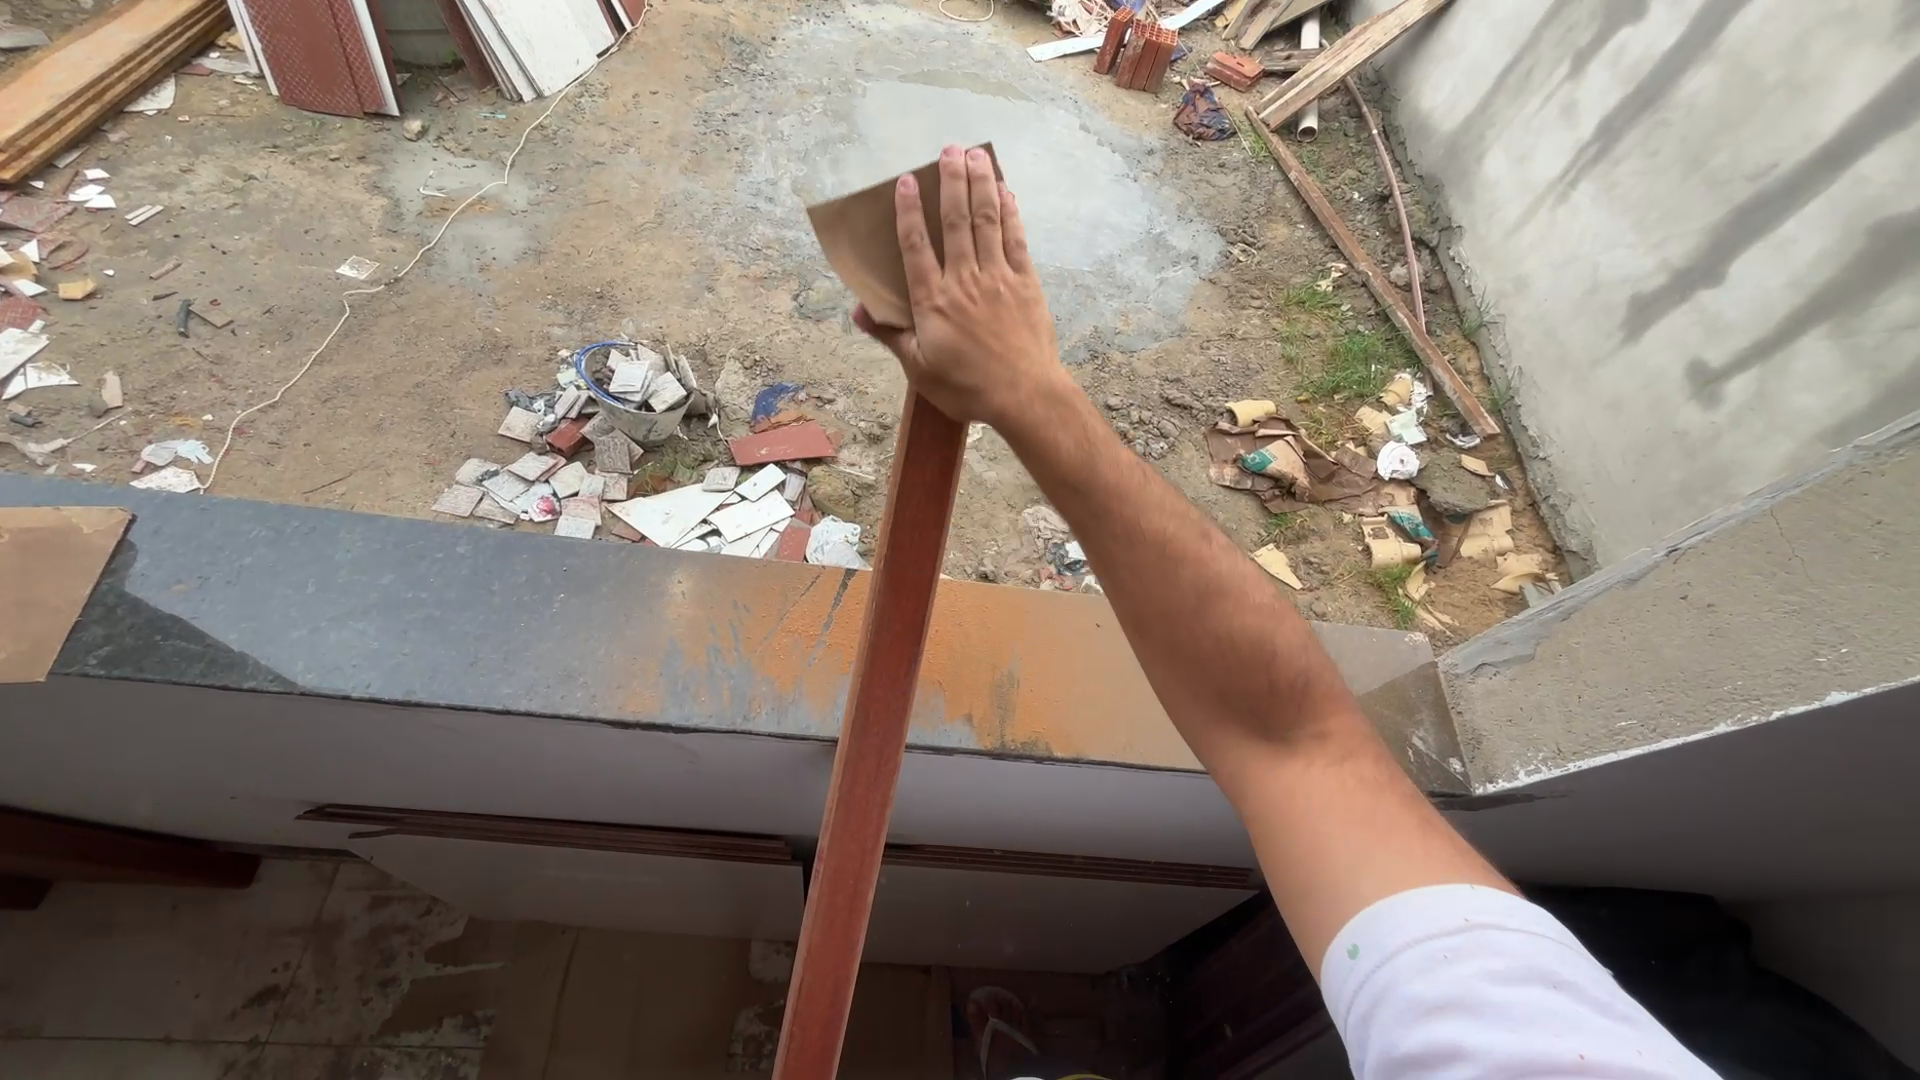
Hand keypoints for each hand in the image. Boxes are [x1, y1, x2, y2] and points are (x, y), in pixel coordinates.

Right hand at [852, 145, 1066, 431]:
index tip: (907, 181)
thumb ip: (891, 336)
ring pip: (987, 221)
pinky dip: (1011, 213)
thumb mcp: (920, 370)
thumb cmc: (967, 389)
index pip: (915, 246)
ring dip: (981, 184)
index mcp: (933, 301)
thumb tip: (859, 311)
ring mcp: (998, 278)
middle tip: (948, 149)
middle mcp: (964, 280)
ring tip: (977, 154)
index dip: (909, 211)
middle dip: (951, 181)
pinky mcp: (1026, 284)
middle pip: (956, 220)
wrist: (1023, 396)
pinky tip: (1007, 192)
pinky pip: (1016, 239)